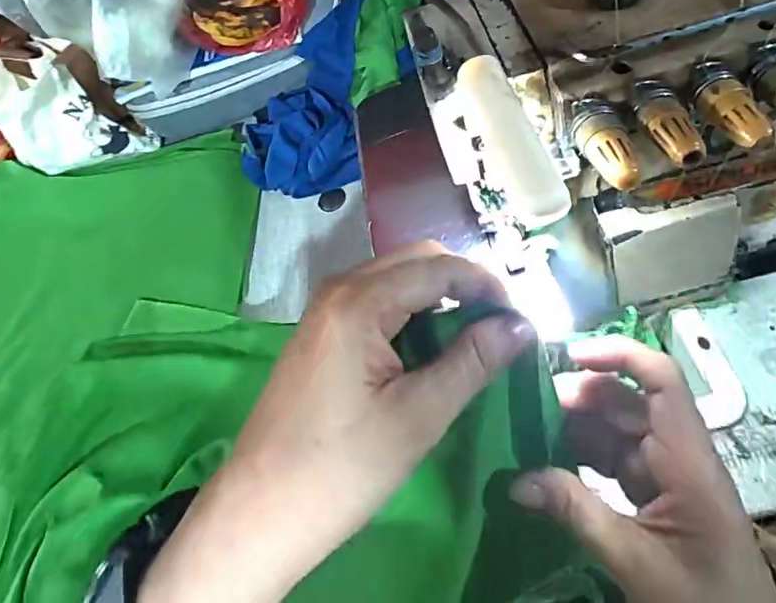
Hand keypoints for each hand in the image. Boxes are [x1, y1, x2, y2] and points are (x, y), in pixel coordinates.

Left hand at [140, 242, 535, 601]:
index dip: (486, 283)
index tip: (520, 316)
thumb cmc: (340, 470)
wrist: (255, 517)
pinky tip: (433, 342)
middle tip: (502, 322)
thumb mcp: (417, 417)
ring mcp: (328, 306)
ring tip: (477, 331)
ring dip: (441, 294)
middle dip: (465, 282)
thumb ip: (472, 361)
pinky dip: (415, 309)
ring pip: (400, 275)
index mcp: (360, 300)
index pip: (439, 266)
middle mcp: (341, 287)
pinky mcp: (324, 328)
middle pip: (419, 259)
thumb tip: (520, 326)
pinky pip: (380, 297)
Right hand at [511, 337, 775, 602]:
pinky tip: (552, 459)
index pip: (660, 378)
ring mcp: (668, 474)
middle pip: (629, 401)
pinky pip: (617, 460)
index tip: (570, 354)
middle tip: (530, 403)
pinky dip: (584, 456)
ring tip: (532, 427)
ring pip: (619, 430)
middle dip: (581, 394)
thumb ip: (578, 515)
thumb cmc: (702, 599)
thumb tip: (517, 481)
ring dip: (578, 425)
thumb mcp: (637, 561)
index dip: (618, 354)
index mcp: (687, 455)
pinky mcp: (658, 497)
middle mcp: (679, 452)